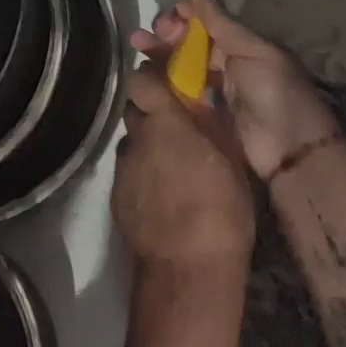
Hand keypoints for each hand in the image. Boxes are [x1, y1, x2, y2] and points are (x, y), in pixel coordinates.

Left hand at [112, 63, 254, 269]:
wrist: (185, 269)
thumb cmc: (219, 210)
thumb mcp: (229, 162)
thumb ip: (212, 126)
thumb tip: (205, 100)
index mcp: (165, 123)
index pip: (141, 79)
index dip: (150, 77)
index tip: (166, 83)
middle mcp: (136, 139)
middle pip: (134, 110)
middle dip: (151, 112)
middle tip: (176, 126)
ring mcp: (122, 168)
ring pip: (131, 141)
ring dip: (147, 145)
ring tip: (172, 164)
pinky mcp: (116, 195)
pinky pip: (128, 170)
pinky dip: (142, 172)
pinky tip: (162, 192)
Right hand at [132, 0, 339, 180]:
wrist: (289, 154)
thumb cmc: (275, 94)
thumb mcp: (255, 51)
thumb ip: (223, 24)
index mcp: (241, 46)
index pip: (207, 22)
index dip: (186, 15)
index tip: (168, 17)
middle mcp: (225, 65)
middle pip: (188, 43)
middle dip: (164, 34)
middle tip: (145, 36)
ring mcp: (211, 92)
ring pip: (178, 67)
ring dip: (157, 55)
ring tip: (136, 46)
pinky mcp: (200, 117)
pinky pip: (175, 94)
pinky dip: (158, 83)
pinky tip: (142, 75)